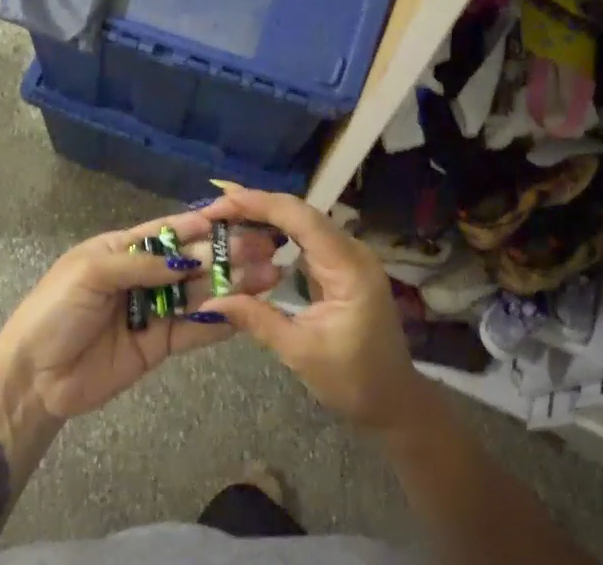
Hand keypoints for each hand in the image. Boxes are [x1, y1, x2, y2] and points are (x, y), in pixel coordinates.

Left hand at [0, 209, 281, 419]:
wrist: (35, 377)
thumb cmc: (55, 311)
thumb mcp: (90, 274)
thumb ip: (140, 264)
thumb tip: (189, 259)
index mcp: (122, 248)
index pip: (169, 230)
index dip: (203, 224)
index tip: (239, 215)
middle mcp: (142, 275)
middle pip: (192, 261)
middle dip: (227, 253)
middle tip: (268, 247)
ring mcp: (153, 311)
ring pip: (200, 293)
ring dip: (233, 284)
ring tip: (270, 275)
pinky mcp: (160, 344)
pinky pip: (194, 329)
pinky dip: (220, 320)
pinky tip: (248, 311)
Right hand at [198, 187, 427, 432]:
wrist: (394, 400)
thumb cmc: (354, 380)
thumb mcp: (300, 352)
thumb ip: (256, 319)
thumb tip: (209, 302)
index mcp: (349, 268)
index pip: (301, 218)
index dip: (259, 204)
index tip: (221, 200)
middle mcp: (352, 252)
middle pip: (300, 213)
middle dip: (255, 205)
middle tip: (213, 206)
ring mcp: (348, 257)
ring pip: (301, 221)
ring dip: (264, 215)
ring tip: (223, 214)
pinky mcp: (340, 266)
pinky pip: (305, 237)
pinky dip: (275, 231)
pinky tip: (250, 233)